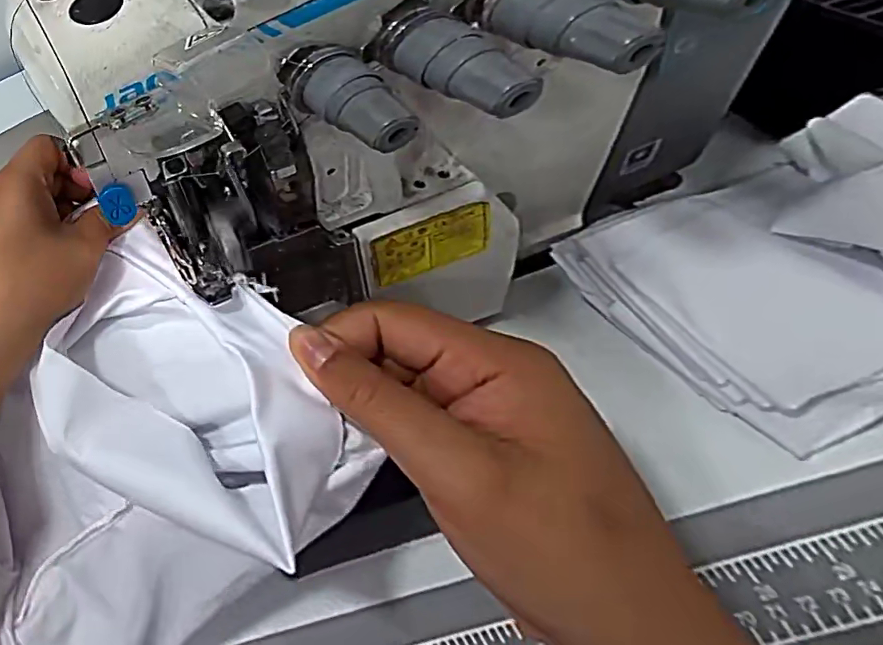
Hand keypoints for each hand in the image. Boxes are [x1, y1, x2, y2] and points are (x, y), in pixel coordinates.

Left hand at [0, 136, 131, 376]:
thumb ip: (107, 219)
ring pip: (30, 197)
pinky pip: (18, 220)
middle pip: (40, 171)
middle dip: (74, 190)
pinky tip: (59, 258)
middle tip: (98, 215)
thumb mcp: (83, 249)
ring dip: (60, 212)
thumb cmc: (23, 288)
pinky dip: (42, 229)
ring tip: (81, 242)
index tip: (98, 188)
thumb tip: (119, 208)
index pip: (47, 147)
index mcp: (14, 182)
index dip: (78, 162)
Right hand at [289, 302, 744, 644]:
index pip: (391, 320)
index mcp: (502, 364)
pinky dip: (381, 424)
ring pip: (396, 377)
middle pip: (391, 344)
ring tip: (348, 435)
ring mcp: (488, 410)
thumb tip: (313, 347)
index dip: (340, 340)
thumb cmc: (579, 563)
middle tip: (321, 409)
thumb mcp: (456, 470)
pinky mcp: (477, 441)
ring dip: (363, 401)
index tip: (303, 370)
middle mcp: (495, 377)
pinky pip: (411, 410)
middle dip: (348, 372)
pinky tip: (373, 449)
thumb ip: (375, 399)